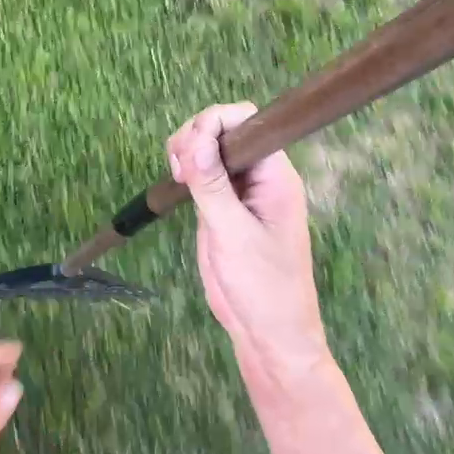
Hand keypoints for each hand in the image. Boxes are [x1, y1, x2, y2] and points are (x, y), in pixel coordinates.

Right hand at [168, 103, 328, 383]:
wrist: (267, 332)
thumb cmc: (261, 285)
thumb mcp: (233, 233)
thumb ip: (212, 184)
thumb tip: (194, 138)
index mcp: (275, 174)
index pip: (247, 120)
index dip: (214, 123)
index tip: (191, 152)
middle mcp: (260, 174)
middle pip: (224, 127)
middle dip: (195, 135)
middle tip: (180, 170)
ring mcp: (241, 189)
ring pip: (210, 146)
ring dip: (188, 150)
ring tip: (178, 176)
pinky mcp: (225, 204)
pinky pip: (204, 169)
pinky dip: (187, 168)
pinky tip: (179, 182)